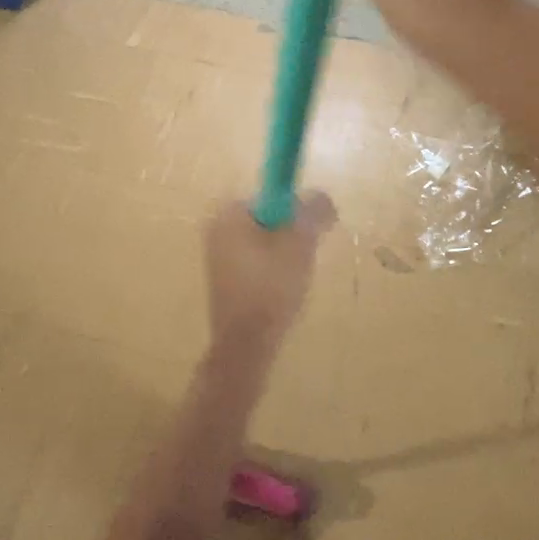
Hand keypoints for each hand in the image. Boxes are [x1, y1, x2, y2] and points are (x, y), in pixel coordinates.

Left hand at [205, 192, 336, 347]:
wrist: (246, 346)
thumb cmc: (271, 288)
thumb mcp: (300, 242)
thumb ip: (313, 211)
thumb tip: (321, 196)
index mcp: (228, 213)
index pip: (273, 193)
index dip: (297, 208)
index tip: (311, 231)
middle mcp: (217, 227)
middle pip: (270, 215)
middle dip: (293, 231)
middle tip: (305, 255)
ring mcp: (217, 254)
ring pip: (266, 238)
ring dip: (286, 252)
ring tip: (294, 277)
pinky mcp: (225, 278)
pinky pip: (258, 259)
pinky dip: (274, 268)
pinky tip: (283, 289)